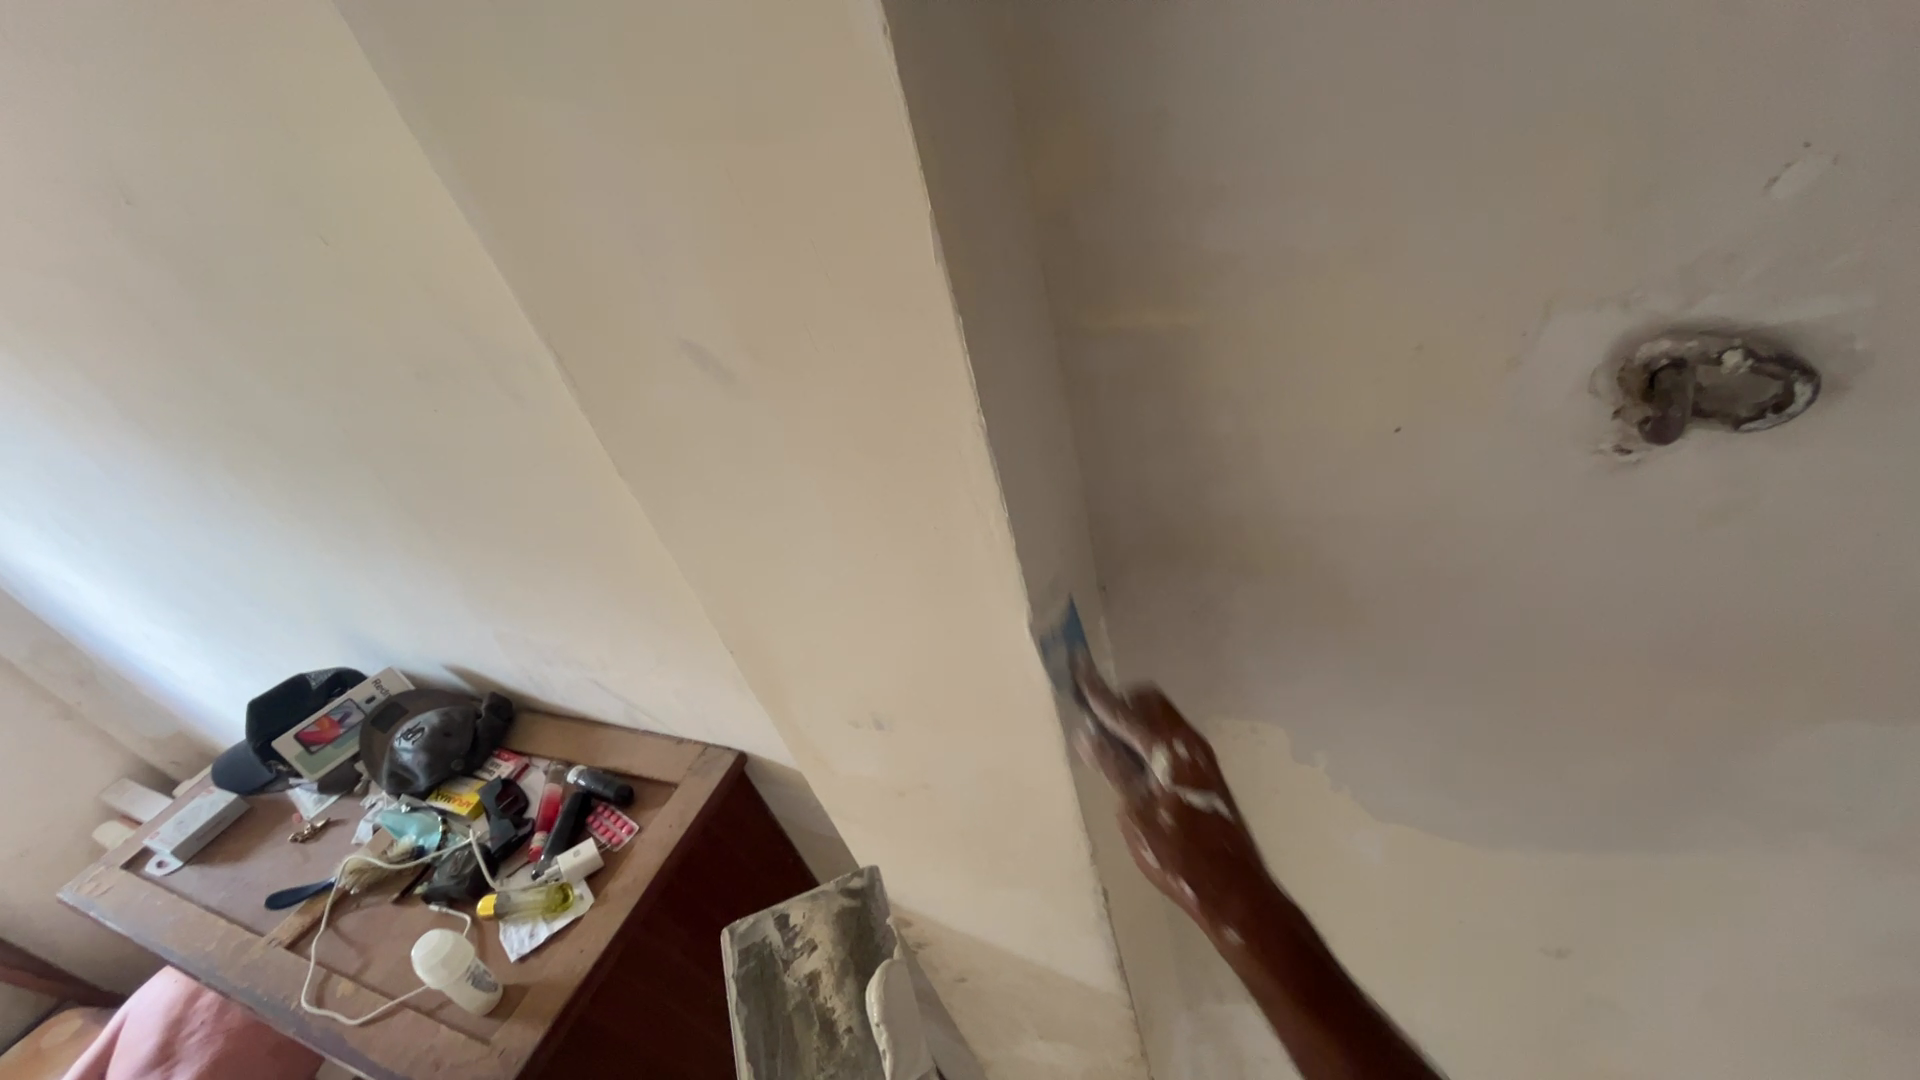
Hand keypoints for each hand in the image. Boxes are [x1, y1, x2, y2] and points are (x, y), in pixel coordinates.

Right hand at [1070, 654, 1272, 930]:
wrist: (1231, 887)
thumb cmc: (1176, 852)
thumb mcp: (1134, 810)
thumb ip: (1113, 767)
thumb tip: (1087, 732)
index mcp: (1167, 745)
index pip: (1122, 708)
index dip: (1096, 691)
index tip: (1076, 669)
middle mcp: (1187, 741)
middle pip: (1148, 701)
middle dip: (1119, 701)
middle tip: (1092, 718)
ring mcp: (1199, 756)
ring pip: (1160, 719)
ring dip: (1133, 721)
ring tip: (1108, 745)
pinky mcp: (1203, 773)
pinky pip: (1168, 737)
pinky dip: (1146, 738)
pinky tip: (1133, 765)